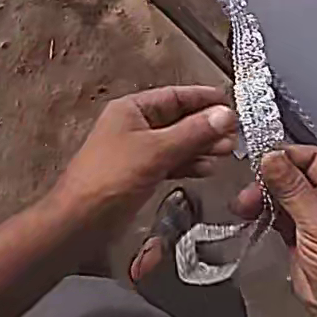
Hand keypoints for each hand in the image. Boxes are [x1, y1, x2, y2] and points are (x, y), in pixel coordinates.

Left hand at [49, 85, 239, 227]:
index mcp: (131, 109)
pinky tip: (206, 169)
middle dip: (207, 126)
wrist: (80, 220)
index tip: (233, 105)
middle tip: (235, 134)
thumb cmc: (110, 179)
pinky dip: (188, 163)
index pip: (175, 95)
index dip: (205, 99)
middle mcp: (133, 125)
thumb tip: (226, 114)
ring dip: (201, 146)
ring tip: (227, 152)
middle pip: (178, 119)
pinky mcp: (139, 174)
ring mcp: (136, 151)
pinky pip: (170, 162)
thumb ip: (194, 132)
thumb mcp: (157, 150)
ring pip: (176, 142)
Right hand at [234, 145, 316, 316]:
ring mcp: (316, 216)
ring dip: (261, 197)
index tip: (259, 162)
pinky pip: (278, 212)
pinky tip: (251, 214)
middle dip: (267, 181)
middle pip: (293, 175)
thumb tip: (273, 158)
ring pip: (282, 194)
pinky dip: (262, 212)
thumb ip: (292, 188)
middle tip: (249, 191)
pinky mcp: (301, 232)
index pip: (311, 157)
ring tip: (245, 206)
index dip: (284, 158)